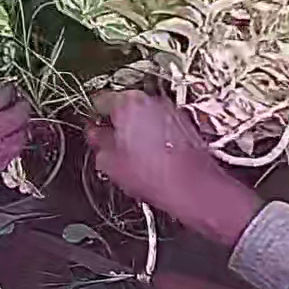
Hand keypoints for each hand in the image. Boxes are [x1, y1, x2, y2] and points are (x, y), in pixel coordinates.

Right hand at [86, 91, 260, 247]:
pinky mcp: (183, 120)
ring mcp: (169, 108)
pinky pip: (160, 121)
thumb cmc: (156, 176)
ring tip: (133, 153)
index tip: (93, 128)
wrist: (195, 188)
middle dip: (116, 122)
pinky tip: (151, 155)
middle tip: (111, 144)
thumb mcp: (111, 163)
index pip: (100, 100)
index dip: (93, 116)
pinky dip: (154, 132)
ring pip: (143, 113)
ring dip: (136, 127)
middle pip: (123, 104)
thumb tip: (95, 136)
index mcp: (126, 103)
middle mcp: (149, 100)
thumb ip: (98, 143)